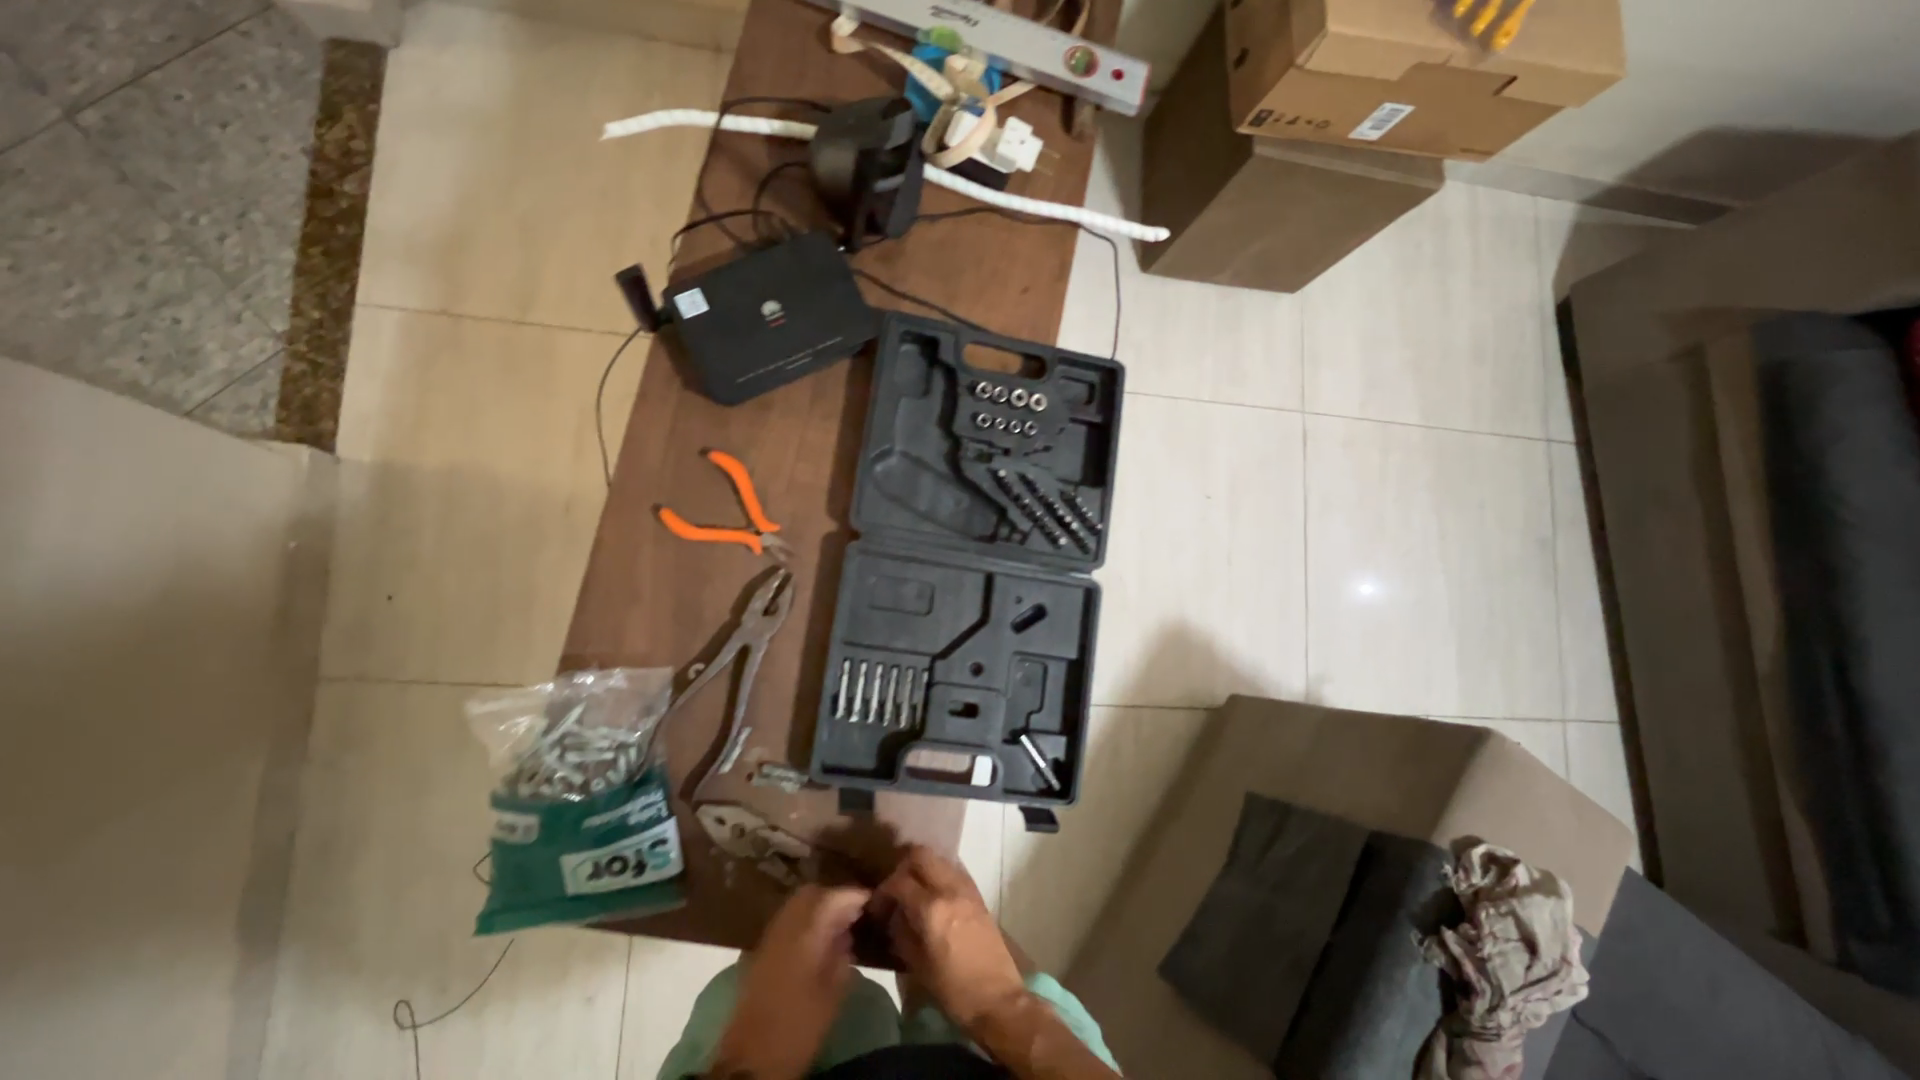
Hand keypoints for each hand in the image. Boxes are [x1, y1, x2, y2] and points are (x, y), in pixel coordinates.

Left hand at [712, 884, 870, 1079]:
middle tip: (857, 912)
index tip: (874, 901)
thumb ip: (842, 955)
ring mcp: (768, 938)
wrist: (751, 1059)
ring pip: (796, 905)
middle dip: (835, 896)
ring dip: (819, 907)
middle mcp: (783, 928)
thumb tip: (848, 933)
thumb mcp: (833, 993)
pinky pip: (787, 920)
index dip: (854, 895)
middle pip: (810, 894)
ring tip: (841, 925)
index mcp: (804, 935)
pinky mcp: (760, 952)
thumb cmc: (799, 1028)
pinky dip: (805, 920)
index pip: (832, 897)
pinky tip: (819, 941)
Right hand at [870, 845, 1027, 1032]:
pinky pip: (955, 871)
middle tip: (894, 889)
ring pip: (940, 859)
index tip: (876, 906)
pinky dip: (940, 874)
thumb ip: (901, 933)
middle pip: (921, 855)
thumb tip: (892, 915)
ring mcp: (968, 890)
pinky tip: (933, 895)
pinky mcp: (979, 896)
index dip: (882, 891)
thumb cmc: (953, 989)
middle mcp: (950, 890)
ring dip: (923, 868)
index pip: (898, 882)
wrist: (998, 999)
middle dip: (902, 867)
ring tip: (913, 890)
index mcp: (931, 908)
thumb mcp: (918, 965)